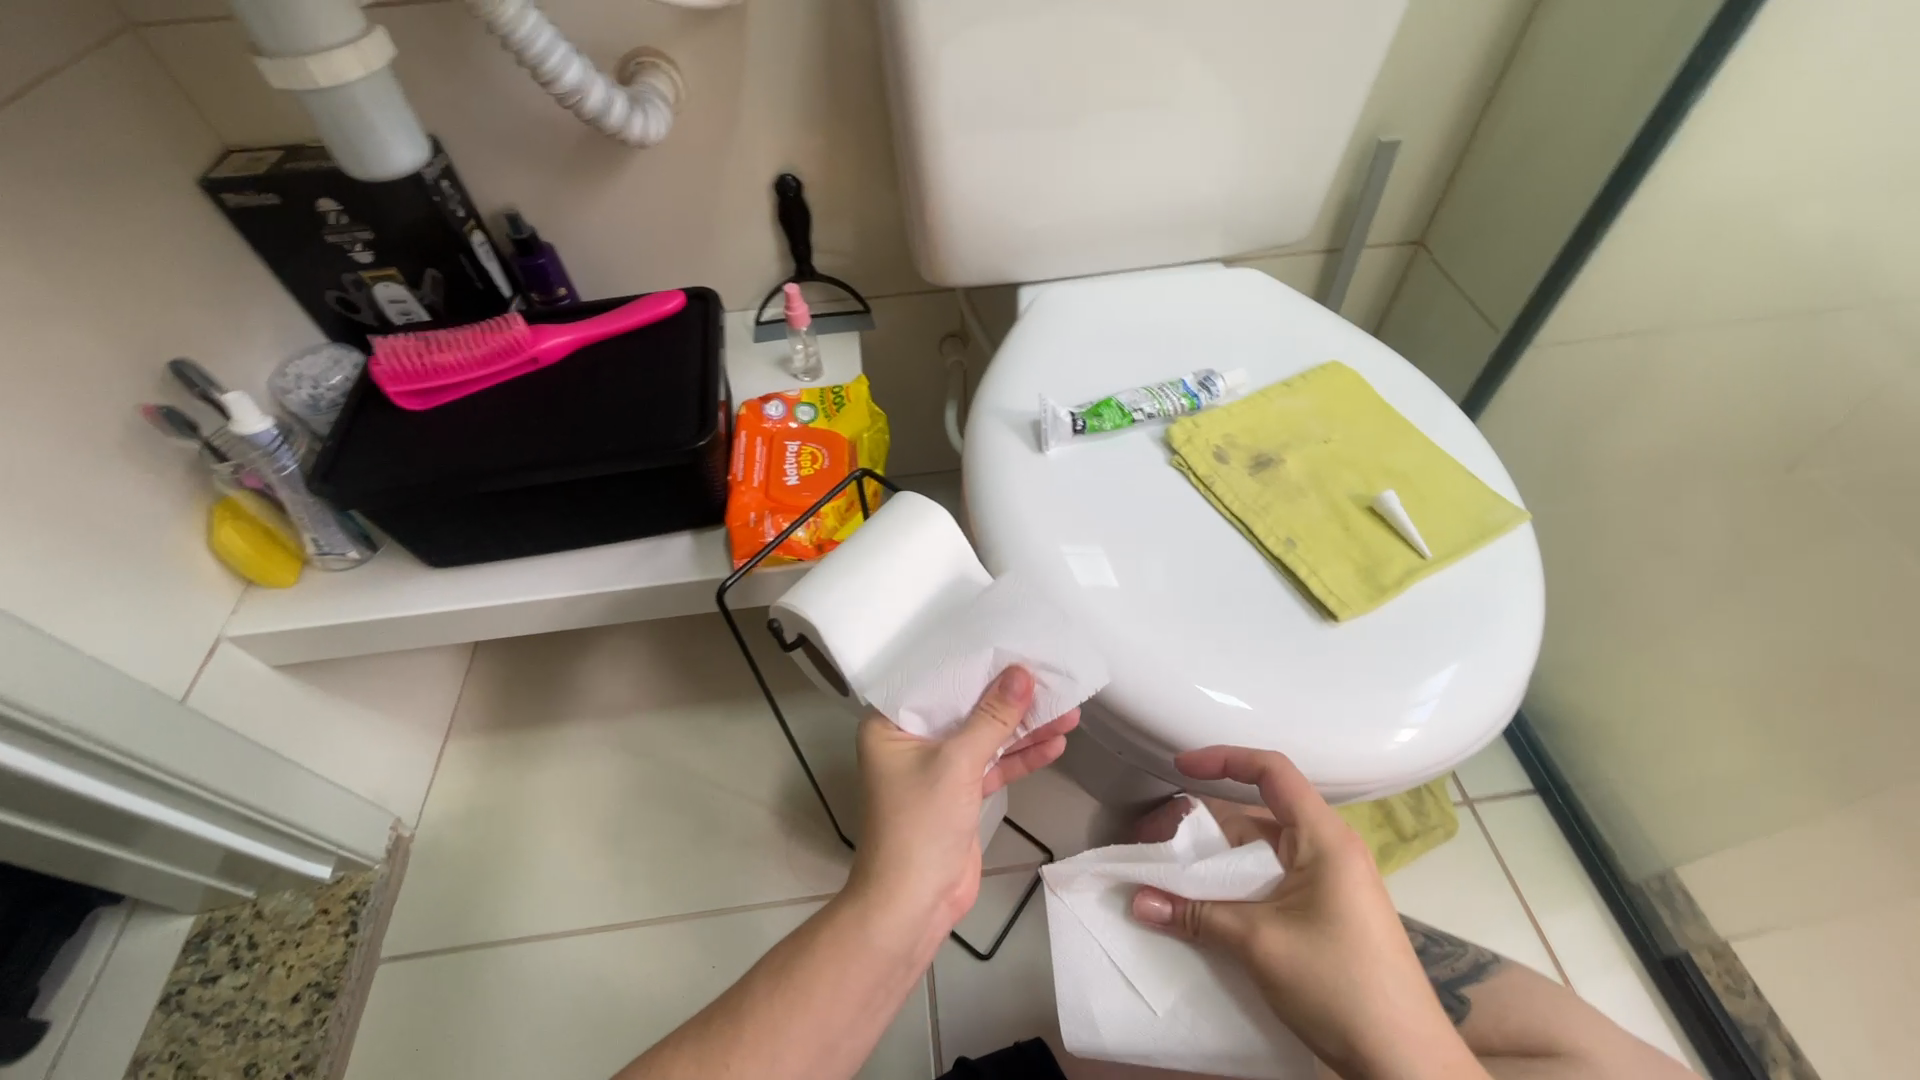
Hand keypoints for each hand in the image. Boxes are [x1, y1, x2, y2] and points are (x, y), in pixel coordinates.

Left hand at [847, 667, 1079, 953]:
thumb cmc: (919, 826)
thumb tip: (1022, 673)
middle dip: (1008, 696)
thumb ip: (992, 718)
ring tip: (1068, 707)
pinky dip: (1021, 756)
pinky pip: (992, 764)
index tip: (1010, 642)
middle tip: (1049, 674)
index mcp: (890, 724)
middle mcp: (911, 740)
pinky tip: (1055, 742)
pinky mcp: (959, 793)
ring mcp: (937, 768)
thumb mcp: (957, 764)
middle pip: (965, 707)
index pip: (934, 680)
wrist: (914, 905)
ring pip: (984, 736)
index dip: (973, 662)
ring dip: (1023, 727)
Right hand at [1129, 748, 1483, 1079]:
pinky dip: (1232, 888)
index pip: (1272, 771)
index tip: (1179, 767)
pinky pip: (1268, 884)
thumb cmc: (1341, 985)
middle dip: (1203, 825)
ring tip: (1166, 875)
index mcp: (1324, 838)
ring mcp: (1327, 885)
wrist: (1405, 1063)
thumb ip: (1195, 914)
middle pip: (1256, 816)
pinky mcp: (1323, 915)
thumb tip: (1137, 900)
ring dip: (1214, 863)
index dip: (1223, 759)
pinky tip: (1201, 908)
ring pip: (1259, 854)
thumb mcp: (1259, 942)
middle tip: (1156, 840)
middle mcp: (1327, 851)